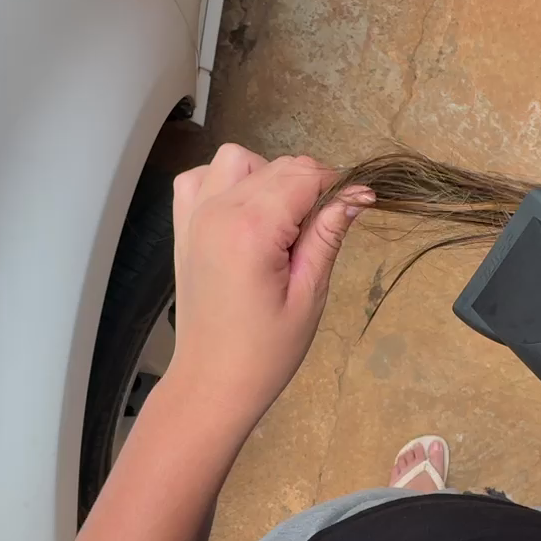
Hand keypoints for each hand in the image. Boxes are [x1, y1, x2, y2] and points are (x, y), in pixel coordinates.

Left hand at [165, 144, 372, 431]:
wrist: (211, 381)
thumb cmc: (265, 352)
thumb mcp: (308, 296)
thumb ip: (328, 236)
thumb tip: (357, 194)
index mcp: (251, 230)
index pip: (305, 176)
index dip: (338, 186)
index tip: (356, 206)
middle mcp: (217, 210)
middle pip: (277, 166)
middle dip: (309, 186)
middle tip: (319, 232)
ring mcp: (194, 215)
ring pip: (238, 159)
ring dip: (267, 176)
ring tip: (280, 221)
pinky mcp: (183, 226)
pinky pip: (203, 176)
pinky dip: (227, 182)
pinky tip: (244, 213)